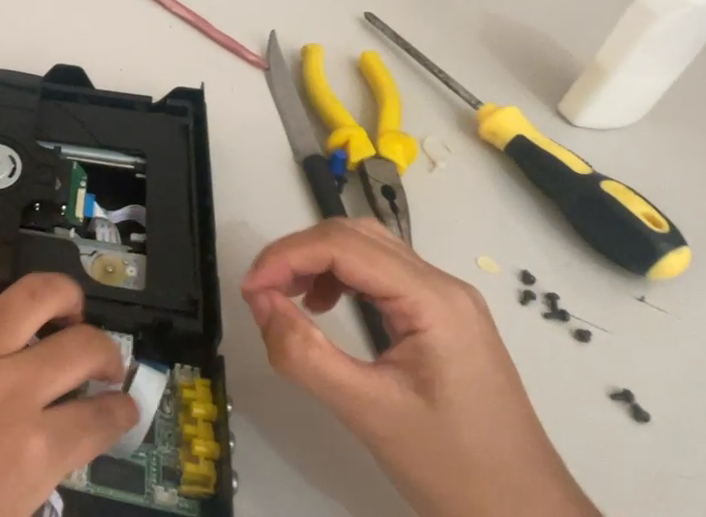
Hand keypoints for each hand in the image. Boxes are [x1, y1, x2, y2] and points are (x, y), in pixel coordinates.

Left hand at [0, 241, 137, 516]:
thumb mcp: (4, 516)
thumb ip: (39, 475)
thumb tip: (60, 444)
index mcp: (31, 452)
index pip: (100, 418)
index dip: (119, 411)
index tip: (120, 406)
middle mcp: (4, 392)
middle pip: (80, 349)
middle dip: (105, 353)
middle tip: (101, 360)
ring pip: (29, 299)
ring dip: (60, 297)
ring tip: (65, 308)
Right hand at [241, 219, 599, 516]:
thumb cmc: (455, 469)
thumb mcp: (369, 413)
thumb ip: (306, 355)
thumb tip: (260, 302)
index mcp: (432, 300)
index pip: (343, 246)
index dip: (286, 257)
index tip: (249, 292)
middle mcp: (442, 286)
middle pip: (355, 236)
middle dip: (298, 253)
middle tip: (261, 293)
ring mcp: (446, 302)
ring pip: (368, 250)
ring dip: (318, 262)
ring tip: (285, 298)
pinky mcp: (443, 321)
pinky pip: (382, 276)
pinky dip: (342, 278)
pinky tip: (324, 308)